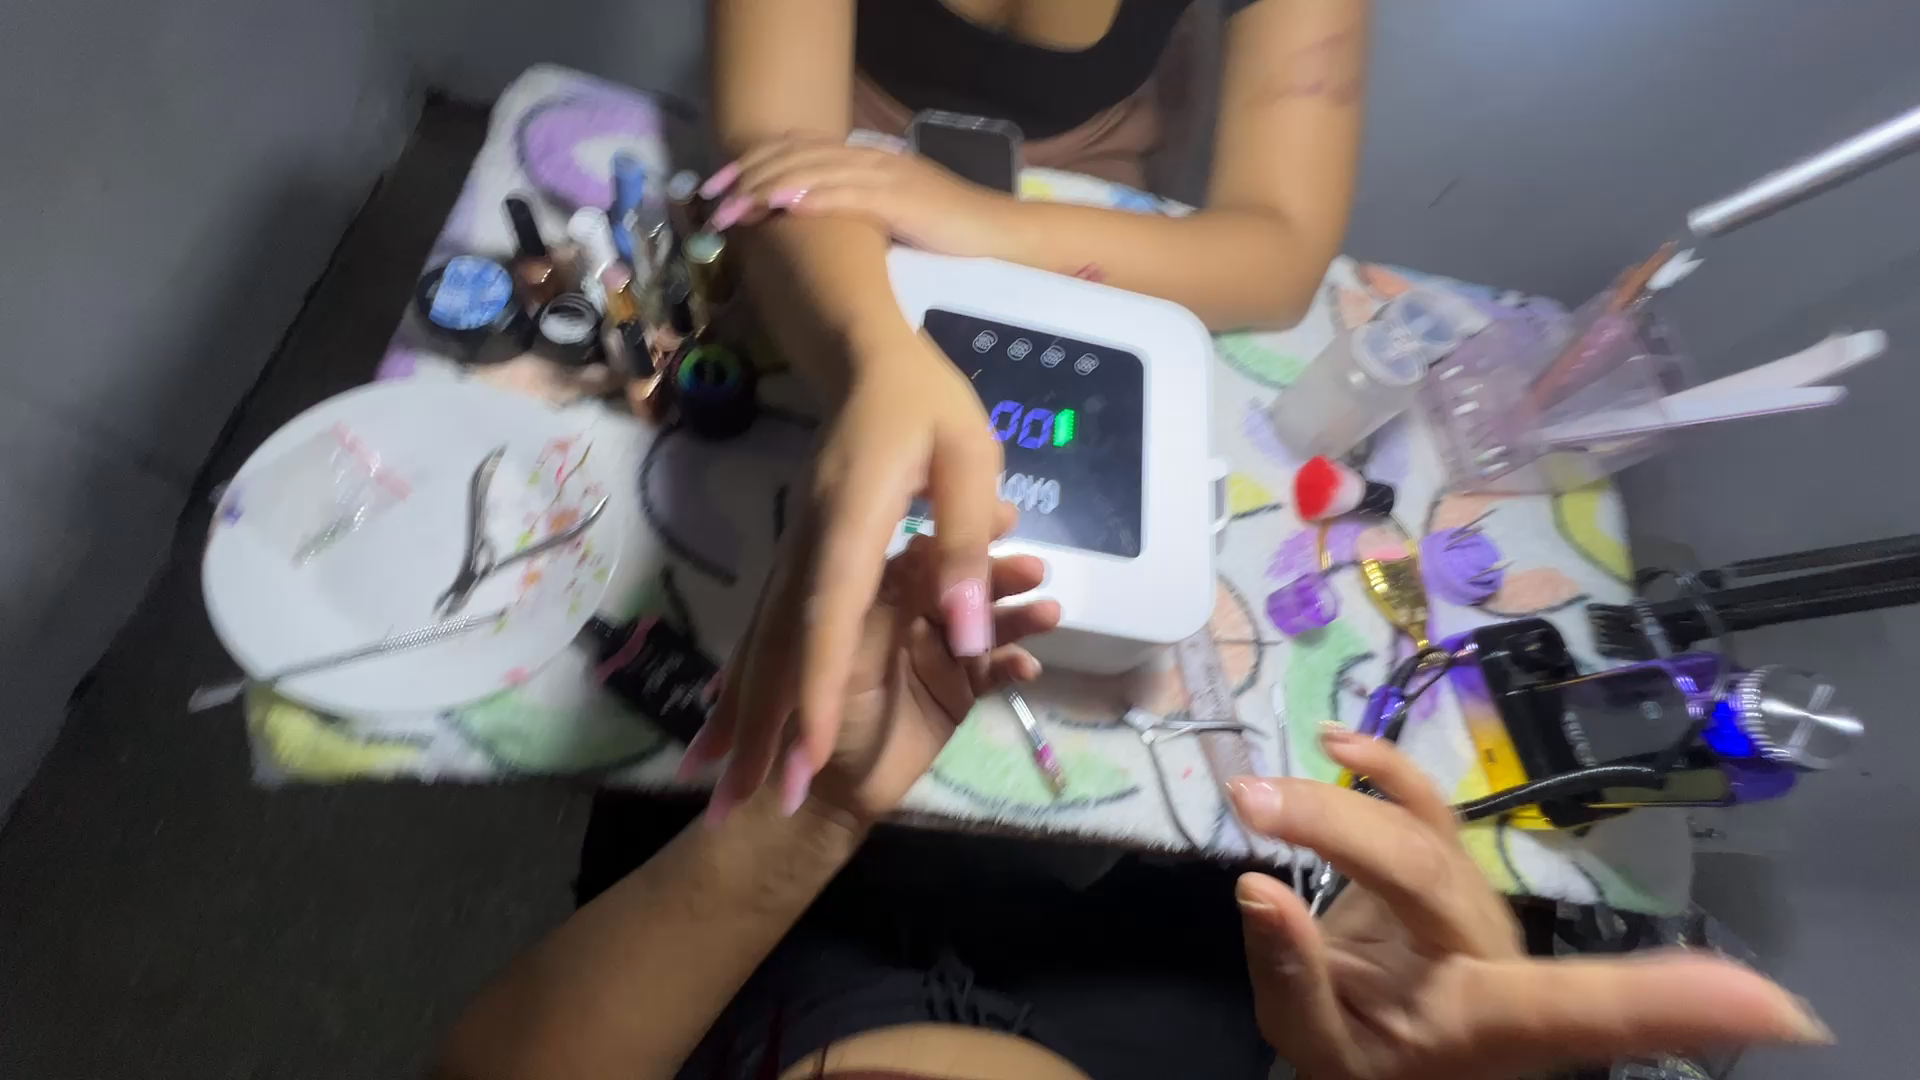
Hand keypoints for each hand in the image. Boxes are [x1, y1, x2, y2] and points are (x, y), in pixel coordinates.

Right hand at [681, 337, 1009, 817]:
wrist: (864, 360)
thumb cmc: (926, 405)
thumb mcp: (968, 459)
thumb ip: (963, 542)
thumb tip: (966, 631)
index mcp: (853, 524)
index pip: (830, 620)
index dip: (818, 694)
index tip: (805, 764)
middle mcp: (811, 546)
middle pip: (780, 642)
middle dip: (763, 726)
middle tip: (739, 808)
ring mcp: (797, 548)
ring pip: (764, 636)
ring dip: (742, 709)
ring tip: (717, 782)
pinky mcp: (799, 551)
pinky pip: (769, 621)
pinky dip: (748, 671)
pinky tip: (730, 711)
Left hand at [700, 135, 1016, 255]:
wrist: (1000, 233)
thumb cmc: (952, 232)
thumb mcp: (897, 216)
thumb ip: (861, 213)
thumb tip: (823, 227)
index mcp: (868, 161)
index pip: (802, 151)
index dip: (758, 163)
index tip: (723, 186)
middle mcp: (871, 160)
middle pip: (799, 155)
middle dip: (749, 174)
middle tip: (711, 196)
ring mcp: (886, 177)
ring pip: (816, 172)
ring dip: (769, 187)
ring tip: (733, 205)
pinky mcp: (902, 201)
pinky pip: (850, 195)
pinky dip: (814, 196)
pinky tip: (785, 203)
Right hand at [1228, 732, 1832, 1078]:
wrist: (1375, 1036)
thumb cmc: (1358, 1055)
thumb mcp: (1309, 1043)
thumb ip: (1292, 975)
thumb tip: (1256, 885)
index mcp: (1478, 1026)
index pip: (1569, 1015)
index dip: (1658, 1005)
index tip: (1770, 1005)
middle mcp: (1491, 952)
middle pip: (1424, 867)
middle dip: (1333, 824)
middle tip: (1249, 802)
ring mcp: (1473, 897)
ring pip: (1416, 827)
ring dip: (1334, 800)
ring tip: (1258, 793)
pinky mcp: (1446, 861)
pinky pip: (1422, 801)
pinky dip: (1381, 765)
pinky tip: (1337, 741)